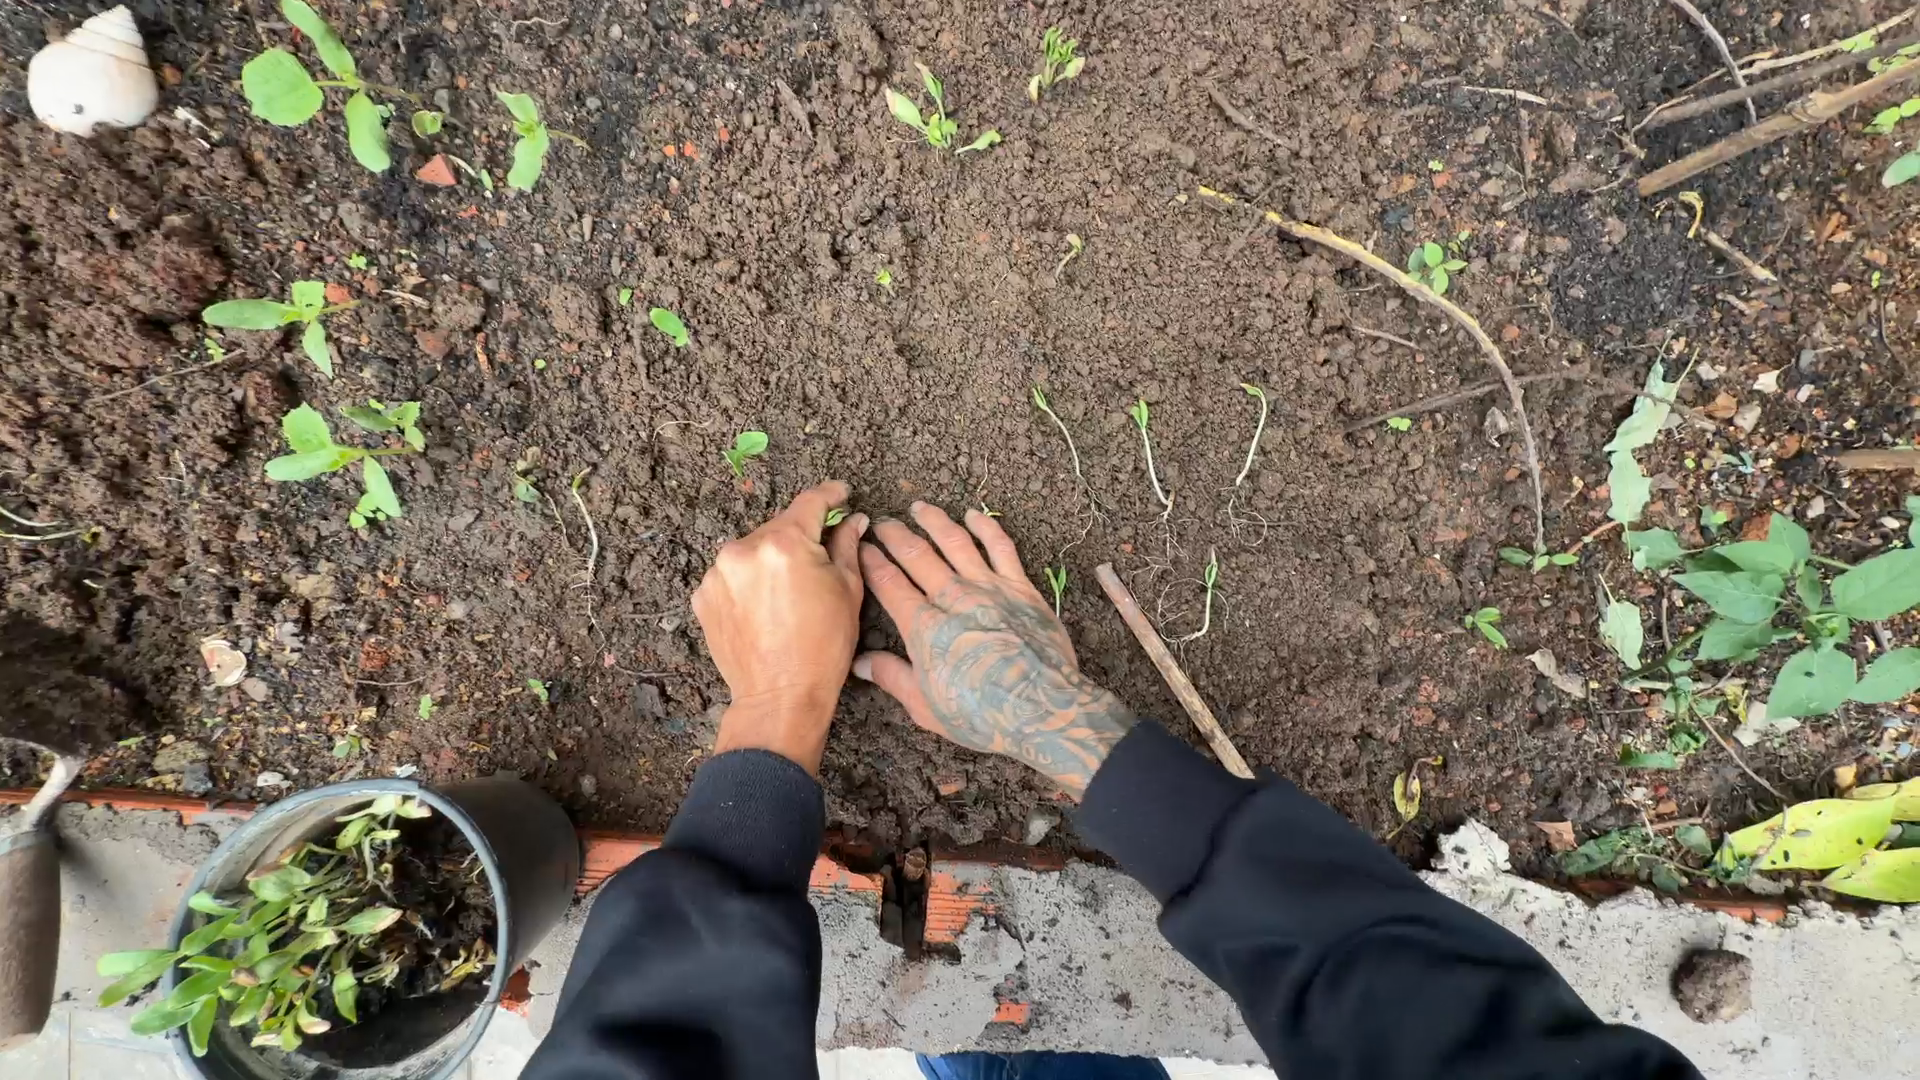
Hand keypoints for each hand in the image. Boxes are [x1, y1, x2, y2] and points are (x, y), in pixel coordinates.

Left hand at [692, 480, 866, 773]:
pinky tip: (766, 607)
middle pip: (780, 527)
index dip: (831, 494)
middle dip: (801, 538)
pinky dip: (750, 582)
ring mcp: (718, 573)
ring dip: (772, 560)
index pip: (810, 501)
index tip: (841, 493)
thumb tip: (852, 520)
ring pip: (754, 551)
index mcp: (785, 543)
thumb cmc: (824, 647)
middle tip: (820, 560)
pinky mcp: (702, 595)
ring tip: (789, 594)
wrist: (780, 697)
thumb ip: (847, 546)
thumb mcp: (847, 590)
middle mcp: (744, 548)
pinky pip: (733, 575)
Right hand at [854, 502, 1134, 798]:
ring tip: (919, 508)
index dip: (872, 562)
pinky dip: (986, 527)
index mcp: (923, 626)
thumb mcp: (925, 706)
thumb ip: (892, 677)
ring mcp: (988, 587)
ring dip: (935, 521)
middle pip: (917, 555)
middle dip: (895, 536)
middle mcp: (952, 597)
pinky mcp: (1020, 587)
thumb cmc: (980, 715)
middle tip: (882, 523)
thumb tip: (860, 662)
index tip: (862, 548)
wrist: (1040, 708)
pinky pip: (1001, 547)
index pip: (889, 583)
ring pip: (955, 542)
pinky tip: (973, 514)